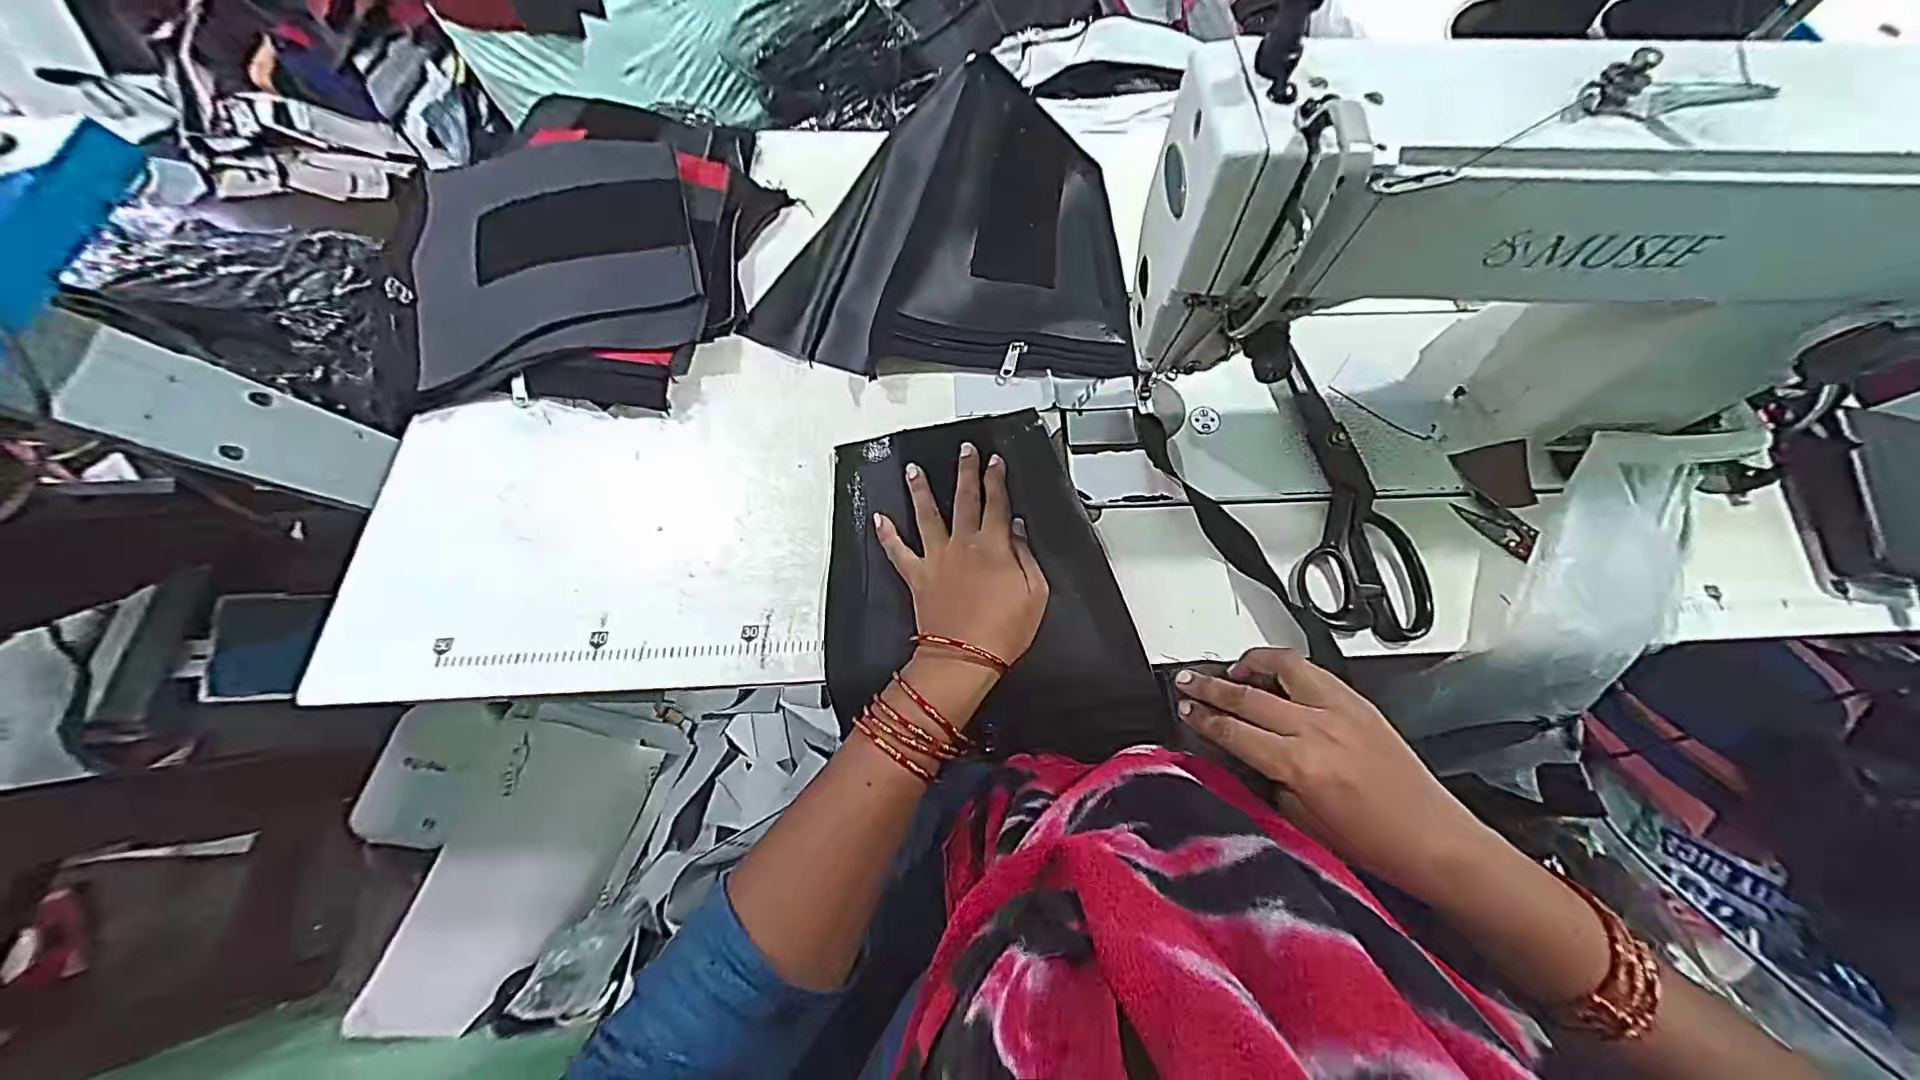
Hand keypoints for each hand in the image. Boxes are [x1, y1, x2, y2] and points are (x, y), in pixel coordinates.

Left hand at [876, 442, 1048, 667]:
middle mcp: (963, 545)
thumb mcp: (1035, 593)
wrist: (965, 657)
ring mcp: (937, 558)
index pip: (997, 502)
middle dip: (965, 471)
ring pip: (927, 515)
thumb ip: (1026, 556)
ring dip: (920, 490)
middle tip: (964, 451)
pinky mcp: (918, 576)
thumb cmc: (1003, 630)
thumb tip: (1017, 530)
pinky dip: (887, 535)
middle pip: (964, 498)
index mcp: (995, 546)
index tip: (994, 461)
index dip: (996, 478)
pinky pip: (898, 551)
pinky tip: (879, 519)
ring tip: (914, 471)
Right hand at [1174, 648, 1494, 902]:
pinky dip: (1286, 665)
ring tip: (1229, 669)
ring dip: (1248, 663)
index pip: (1234, 731)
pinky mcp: (1360, 704)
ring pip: (1281, 667)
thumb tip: (1243, 750)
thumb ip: (1267, 779)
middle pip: (1247, 696)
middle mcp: (1319, 730)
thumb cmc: (1375, 843)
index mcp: (1301, 766)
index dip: (1202, 718)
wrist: (1437, 843)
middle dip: (1209, 687)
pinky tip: (1274, 672)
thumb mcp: (1301, 820)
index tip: (1185, 710)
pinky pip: (1313, 671)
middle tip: (1187, 681)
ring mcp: (1342, 711)